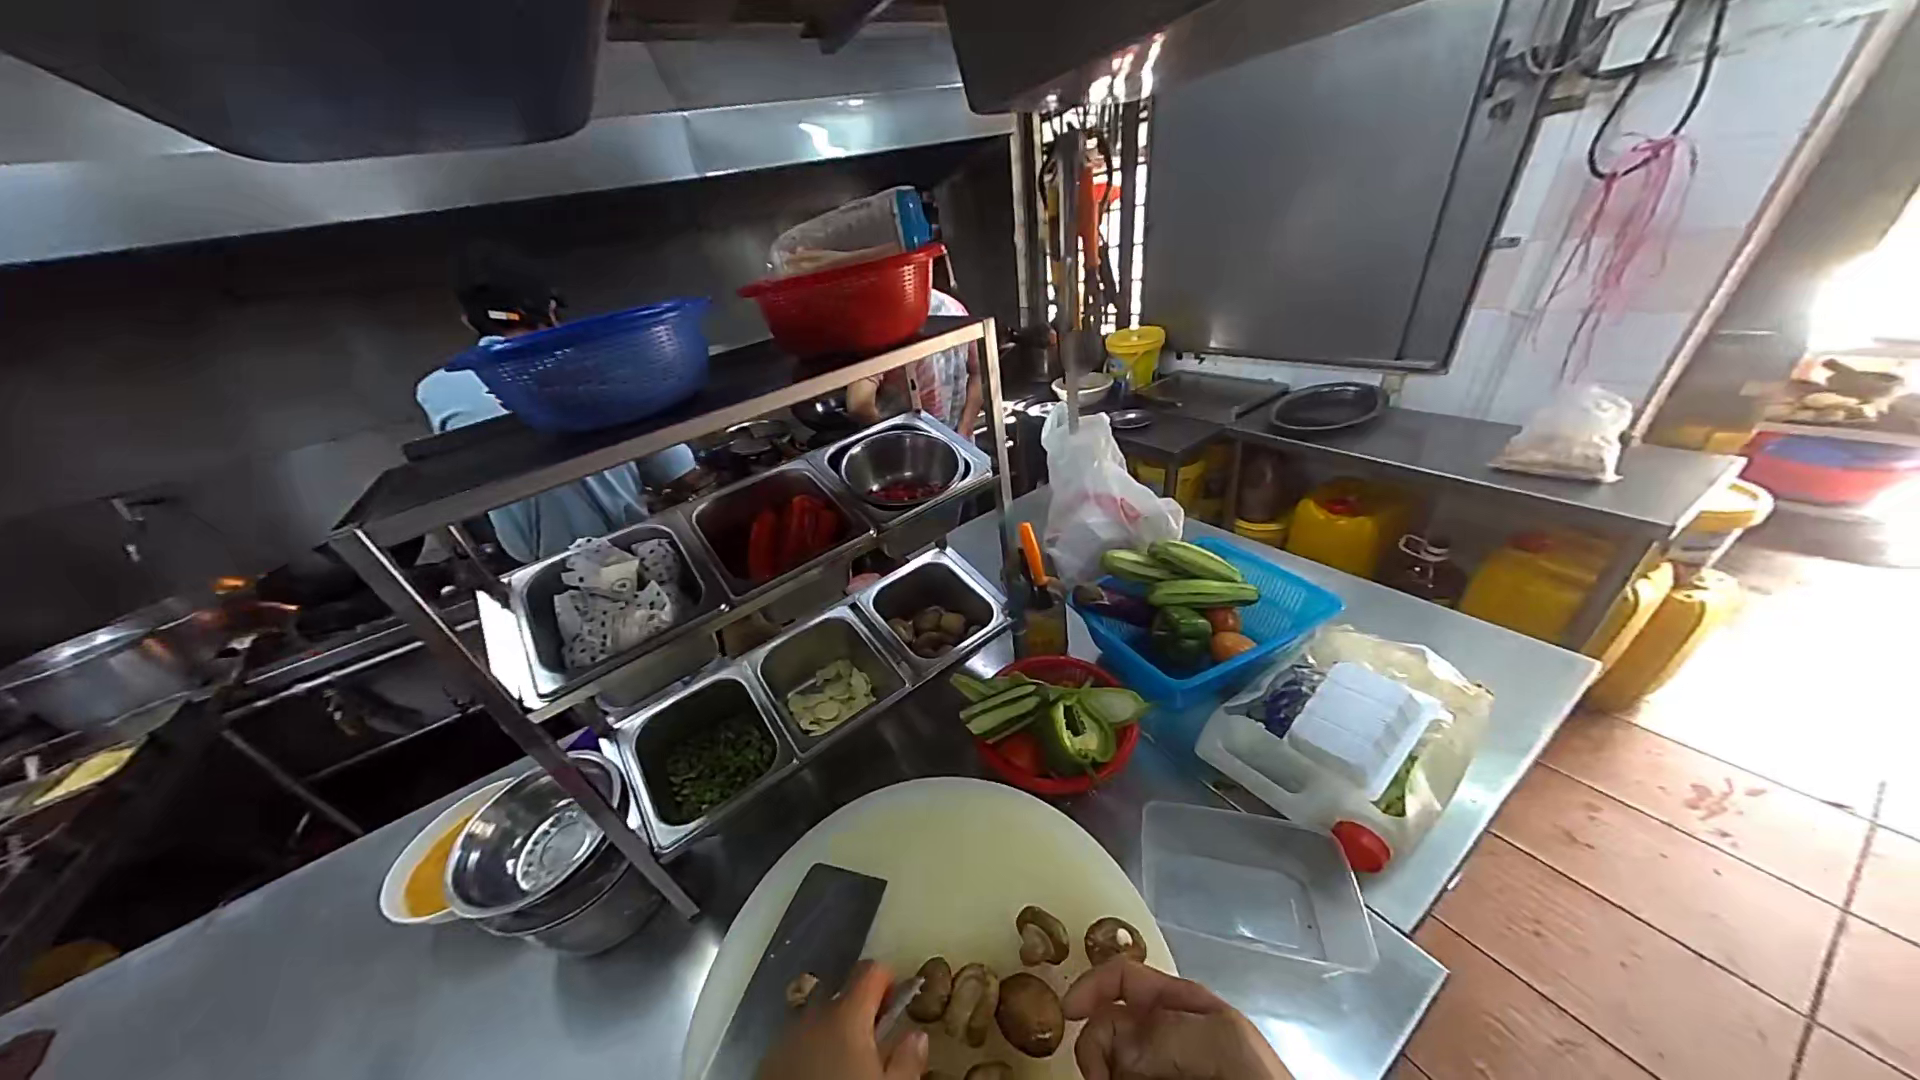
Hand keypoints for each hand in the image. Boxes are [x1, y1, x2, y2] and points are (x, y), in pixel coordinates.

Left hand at [756, 961, 928, 1079]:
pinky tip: (816, 1076)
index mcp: (846, 1015)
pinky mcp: (766, 1063)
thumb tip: (916, 1035)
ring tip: (843, 1063)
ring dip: (832, 1029)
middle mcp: (813, 1015)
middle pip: (841, 992)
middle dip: (859, 1008)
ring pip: (815, 1017)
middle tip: (874, 1041)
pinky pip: (794, 1042)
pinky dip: (809, 1049)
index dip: (888, 981)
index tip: (896, 1005)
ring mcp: (785, 1038)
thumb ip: (907, 1061)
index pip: (870, 971)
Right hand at [1063, 961, 1290, 1079]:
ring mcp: (1157, 1070)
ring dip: (1104, 1070)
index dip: (1092, 985)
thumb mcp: (1224, 1039)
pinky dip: (1110, 1079)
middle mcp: (1161, 1033)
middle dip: (1096, 1045)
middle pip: (1108, 1024)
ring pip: (1111, 1061)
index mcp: (1178, 1005)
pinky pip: (1123, 1078)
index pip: (1123, 976)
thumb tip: (1120, 1048)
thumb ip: (1169, 1030)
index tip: (1067, 1014)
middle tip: (1099, 1079)